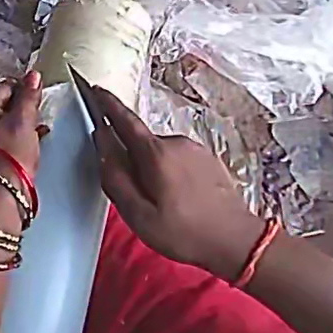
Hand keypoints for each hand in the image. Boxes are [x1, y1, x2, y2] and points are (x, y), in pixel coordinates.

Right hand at [87, 84, 264, 272]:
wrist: (238, 242)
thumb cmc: (184, 232)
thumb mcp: (137, 213)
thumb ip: (114, 177)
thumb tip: (102, 145)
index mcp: (155, 154)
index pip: (124, 120)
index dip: (106, 104)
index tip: (94, 90)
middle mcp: (176, 143)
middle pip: (139, 142)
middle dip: (129, 160)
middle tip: (134, 196)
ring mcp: (194, 149)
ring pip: (157, 152)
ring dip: (150, 170)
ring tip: (159, 203)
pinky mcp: (207, 158)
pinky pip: (175, 158)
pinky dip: (167, 172)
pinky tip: (176, 199)